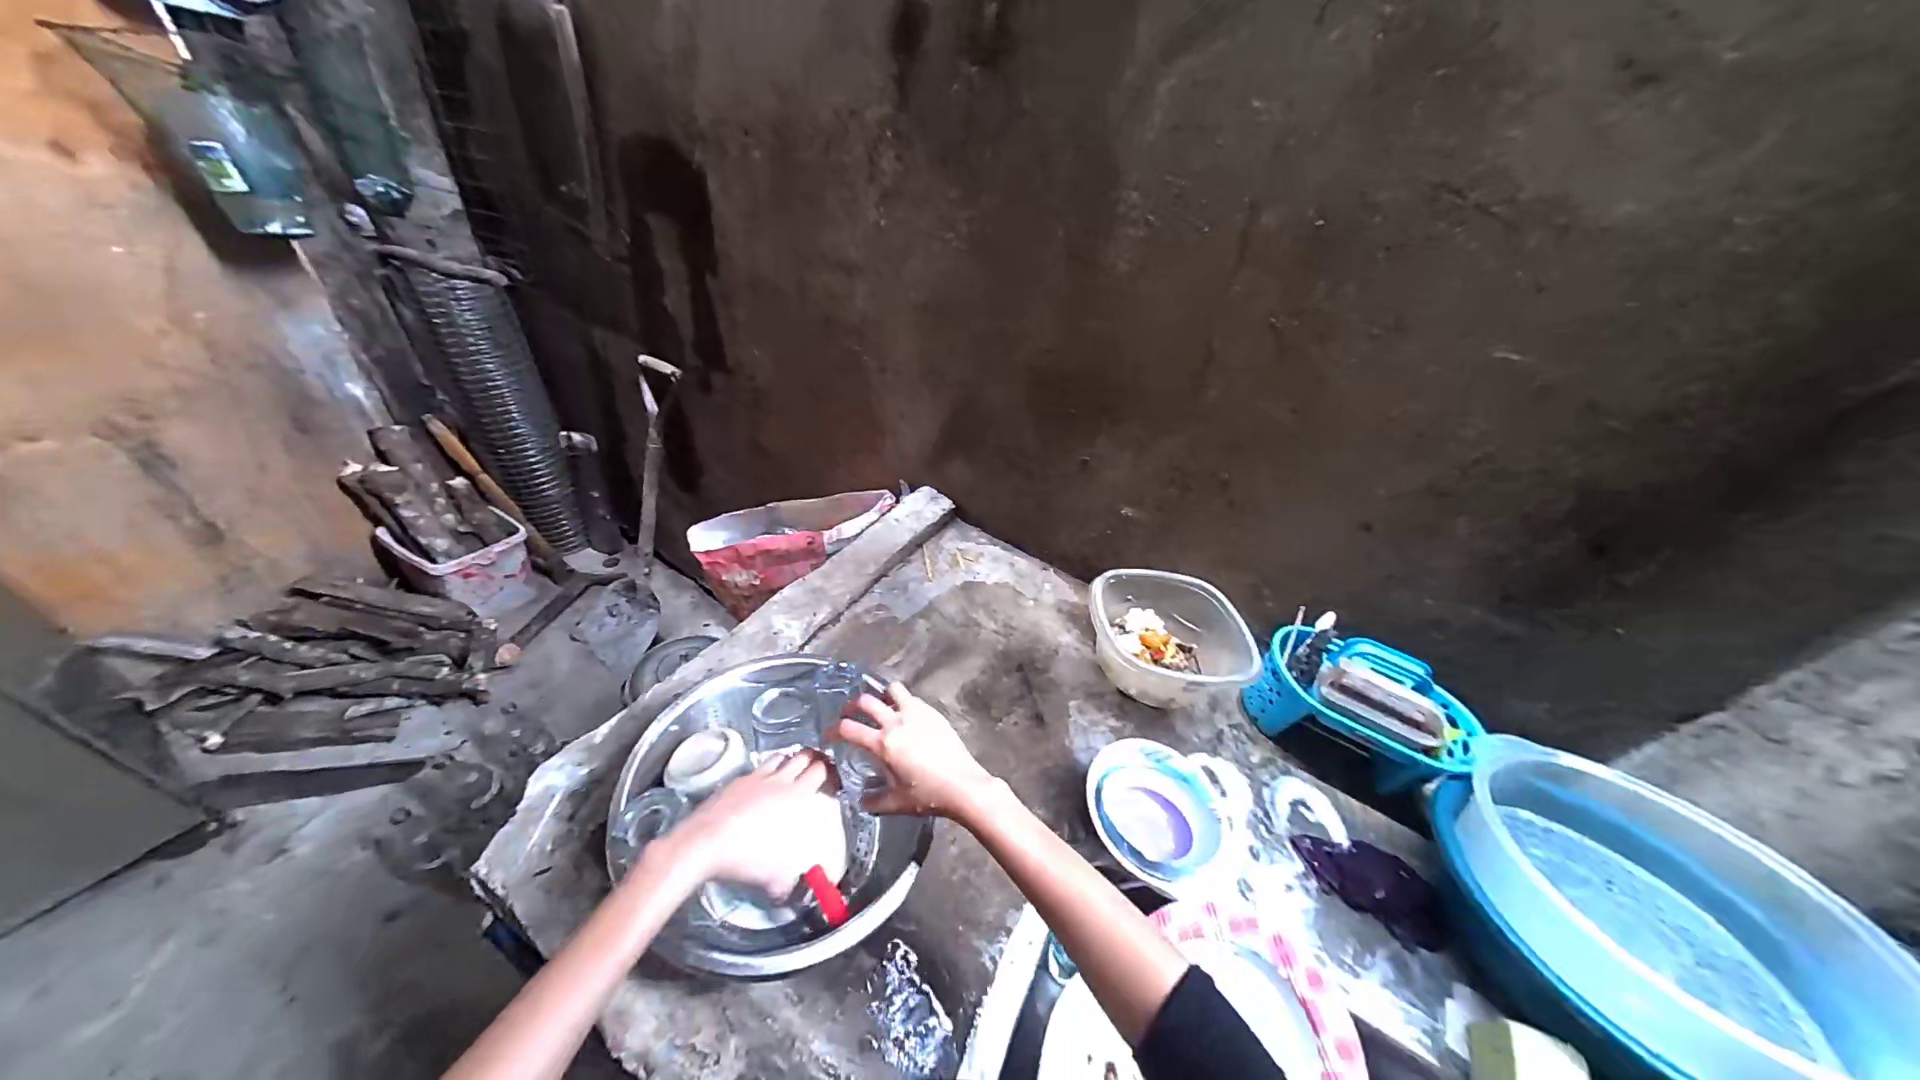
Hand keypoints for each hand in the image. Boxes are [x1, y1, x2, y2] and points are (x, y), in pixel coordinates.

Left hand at [651, 751, 832, 896]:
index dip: (829, 772)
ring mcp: (756, 778)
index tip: (831, 780)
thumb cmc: (746, 859)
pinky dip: (765, 772)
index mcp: (798, 797)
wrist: (704, 845)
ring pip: (781, 757)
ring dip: (789, 762)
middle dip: (813, 761)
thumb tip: (798, 890)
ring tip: (790, 772)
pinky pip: (757, 768)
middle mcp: (780, 781)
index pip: (821, 771)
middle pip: (804, 757)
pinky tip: (760, 785)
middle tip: (815, 771)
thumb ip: (794, 882)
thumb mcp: (778, 879)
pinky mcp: (736, 781)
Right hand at [833, 682, 999, 820]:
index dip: (833, 730)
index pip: (848, 729)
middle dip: (851, 706)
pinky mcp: (933, 713)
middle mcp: (896, 723)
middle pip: (865, 701)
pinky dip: (902, 702)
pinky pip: (911, 699)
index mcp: (883, 744)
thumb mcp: (895, 803)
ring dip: (880, 696)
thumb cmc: (928, 795)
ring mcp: (916, 714)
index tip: (829, 734)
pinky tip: (905, 716)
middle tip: (849, 714)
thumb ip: (873, 801)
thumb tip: (862, 799)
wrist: (963, 785)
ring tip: (880, 708)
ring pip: (891, 690)